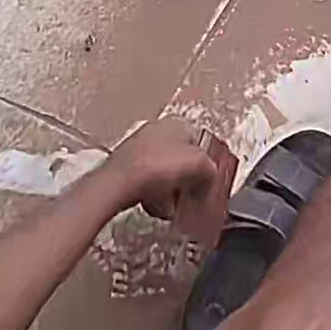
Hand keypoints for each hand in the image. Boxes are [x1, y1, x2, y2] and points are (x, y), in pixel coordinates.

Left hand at [103, 117, 218, 214]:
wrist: (119, 183)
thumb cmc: (157, 167)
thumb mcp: (199, 165)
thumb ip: (212, 170)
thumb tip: (210, 178)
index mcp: (177, 123)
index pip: (201, 142)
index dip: (208, 164)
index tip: (209, 182)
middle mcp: (158, 130)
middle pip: (183, 159)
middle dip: (188, 180)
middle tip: (192, 197)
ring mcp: (140, 148)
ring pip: (166, 173)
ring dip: (171, 191)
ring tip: (172, 205)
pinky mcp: (127, 166)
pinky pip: (148, 182)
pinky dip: (154, 195)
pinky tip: (155, 206)